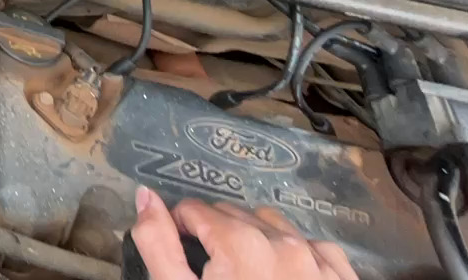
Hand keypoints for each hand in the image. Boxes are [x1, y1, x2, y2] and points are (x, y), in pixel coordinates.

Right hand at [130, 187, 358, 279]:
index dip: (180, 231)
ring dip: (254, 238)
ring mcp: (322, 264)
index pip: (191, 210)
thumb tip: (145, 196)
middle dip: (215, 234)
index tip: (186, 263)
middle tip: (215, 277)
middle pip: (230, 213)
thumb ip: (157, 243)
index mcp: (240, 242)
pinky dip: (299, 254)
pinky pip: (318, 248)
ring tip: (249, 278)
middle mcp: (285, 244)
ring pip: (272, 224)